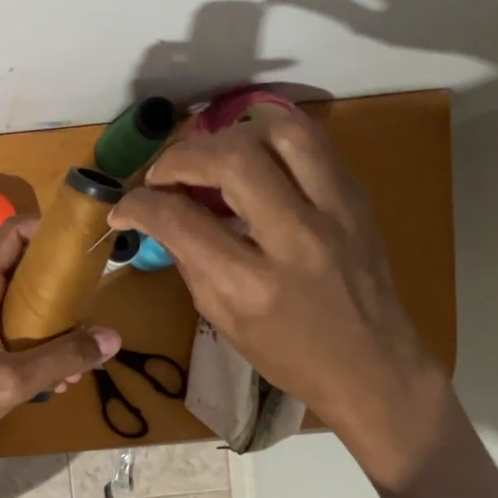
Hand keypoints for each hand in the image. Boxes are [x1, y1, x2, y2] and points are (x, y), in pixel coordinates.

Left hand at [0, 217, 121, 460]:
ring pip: (28, 310)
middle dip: (64, 288)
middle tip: (93, 308)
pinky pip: (21, 338)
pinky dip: (43, 353)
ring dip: (58, 331)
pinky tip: (60, 383)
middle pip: (28, 271)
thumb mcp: (14, 379)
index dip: (49, 227)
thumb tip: (114, 336)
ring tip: (81, 364)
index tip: (85, 243)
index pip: (15, 233)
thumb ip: (63, 357)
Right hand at [108, 104, 447, 483]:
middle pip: (232, 159)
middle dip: (182, 156)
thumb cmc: (288, 355)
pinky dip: (272, 139)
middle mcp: (295, 239)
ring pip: (283, 132)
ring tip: (213, 152)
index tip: (125, 207)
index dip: (139, 205)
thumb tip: (161, 220)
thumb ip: (191, 263)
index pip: (181, 220)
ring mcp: (335, 212)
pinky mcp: (358, 197)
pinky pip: (313, 143)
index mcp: (251, 286)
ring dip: (235, 131)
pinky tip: (254, 156)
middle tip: (164, 174)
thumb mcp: (224, 321)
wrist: (373, 366)